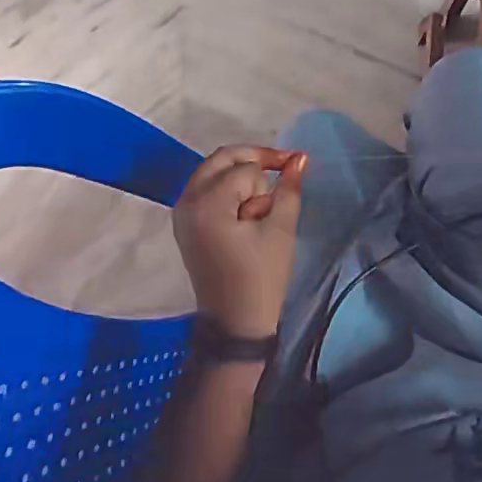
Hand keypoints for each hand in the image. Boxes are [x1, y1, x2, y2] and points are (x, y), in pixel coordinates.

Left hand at [171, 146, 307, 338]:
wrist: (236, 324)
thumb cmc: (262, 278)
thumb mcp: (281, 230)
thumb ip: (289, 189)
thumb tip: (299, 158)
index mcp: (208, 203)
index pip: (247, 169)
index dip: (273, 172)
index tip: (292, 181)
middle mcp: (187, 201)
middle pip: (222, 158)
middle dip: (253, 160)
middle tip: (282, 169)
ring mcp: (181, 212)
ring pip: (212, 170)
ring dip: (240, 175)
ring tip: (262, 201)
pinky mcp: (184, 223)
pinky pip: (205, 188)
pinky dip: (226, 188)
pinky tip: (245, 207)